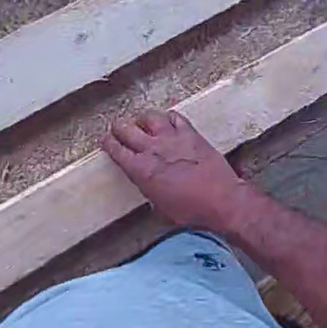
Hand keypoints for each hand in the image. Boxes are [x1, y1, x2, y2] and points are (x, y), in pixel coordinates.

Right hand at [102, 108, 262, 233]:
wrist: (221, 200)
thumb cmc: (190, 210)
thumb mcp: (160, 206)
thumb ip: (149, 188)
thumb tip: (148, 184)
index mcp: (140, 169)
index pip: (116, 150)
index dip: (108, 144)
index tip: (106, 141)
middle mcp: (152, 149)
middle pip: (126, 129)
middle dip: (118, 128)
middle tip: (117, 128)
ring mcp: (172, 138)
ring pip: (149, 117)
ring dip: (142, 119)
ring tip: (141, 122)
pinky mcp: (190, 134)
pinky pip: (175, 117)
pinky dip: (168, 118)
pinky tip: (168, 121)